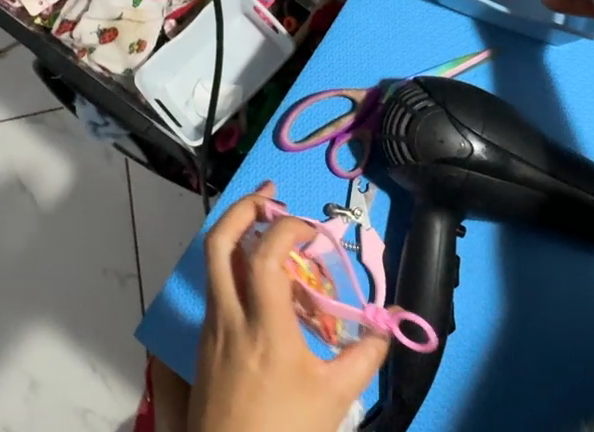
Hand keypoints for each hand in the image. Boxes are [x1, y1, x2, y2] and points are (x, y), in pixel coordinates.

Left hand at [191, 182, 391, 431]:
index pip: (266, 253)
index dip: (289, 228)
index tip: (313, 231)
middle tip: (270, 194)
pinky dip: (237, 268)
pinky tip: (264, 282)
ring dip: (240, 235)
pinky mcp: (205, 343)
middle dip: (243, 208)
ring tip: (269, 229)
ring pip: (213, 264)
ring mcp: (211, 328)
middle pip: (218, 242)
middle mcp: (229, 316)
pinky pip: (218, 288)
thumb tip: (388, 326)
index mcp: (263, 325)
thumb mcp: (334, 398)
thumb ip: (365, 357)